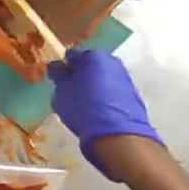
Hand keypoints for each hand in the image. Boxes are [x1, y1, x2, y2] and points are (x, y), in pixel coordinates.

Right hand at [49, 49, 160, 171]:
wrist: (117, 134)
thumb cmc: (83, 107)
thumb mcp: (61, 92)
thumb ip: (58, 76)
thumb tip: (57, 66)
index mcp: (93, 56)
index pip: (72, 55)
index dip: (63, 67)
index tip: (56, 79)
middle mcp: (112, 62)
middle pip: (90, 65)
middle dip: (79, 75)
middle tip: (67, 91)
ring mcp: (124, 78)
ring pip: (101, 78)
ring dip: (91, 87)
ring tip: (81, 103)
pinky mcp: (132, 95)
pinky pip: (110, 91)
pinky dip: (102, 97)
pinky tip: (95, 111)